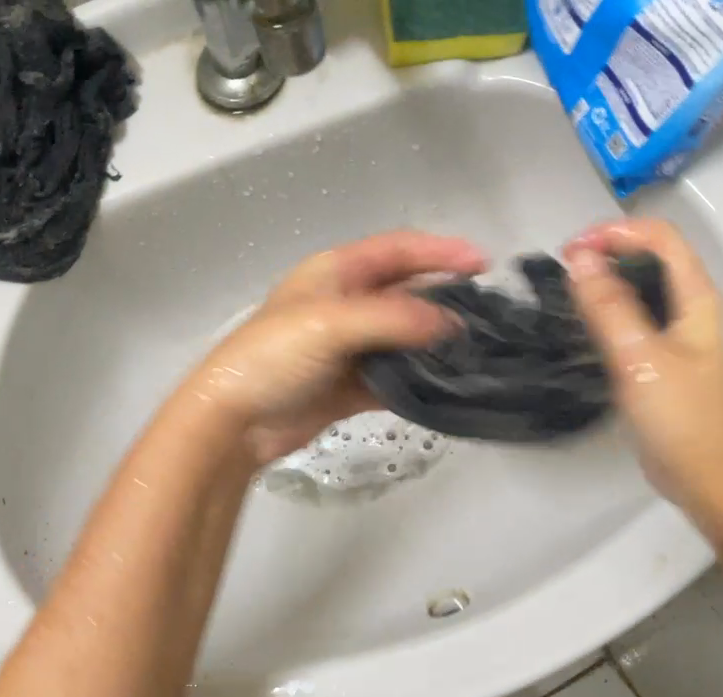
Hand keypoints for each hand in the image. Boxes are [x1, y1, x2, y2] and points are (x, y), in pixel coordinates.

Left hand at [184, 230, 487, 463]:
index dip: (440, 252)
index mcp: (336, 273)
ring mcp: (349, 348)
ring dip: (434, 344)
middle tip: (486, 315)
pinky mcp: (351, 387)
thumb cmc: (274, 357)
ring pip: (404, 339)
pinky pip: (393, 378)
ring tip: (474, 352)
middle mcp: (346, 305)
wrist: (235, 420)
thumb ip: (394, 319)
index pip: (398, 251)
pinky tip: (443, 386)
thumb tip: (450, 324)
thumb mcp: (332, 324)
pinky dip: (417, 381)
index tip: (482, 264)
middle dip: (444, 300)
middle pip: (406, 294)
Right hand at [564, 219, 722, 510]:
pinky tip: (590, 334)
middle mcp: (697, 314)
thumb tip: (579, 259)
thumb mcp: (639, 359)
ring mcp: (685, 342)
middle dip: (610, 254)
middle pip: (655, 262)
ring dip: (610, 286)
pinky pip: (641, 327)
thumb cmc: (679, 419)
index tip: (572, 250)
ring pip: (647, 295)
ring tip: (570, 295)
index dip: (617, 233)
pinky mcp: (670, 369)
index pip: (662, 239)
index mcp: (699, 301)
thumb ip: (609, 308)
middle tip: (566, 270)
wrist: (707, 480)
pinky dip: (614, 318)